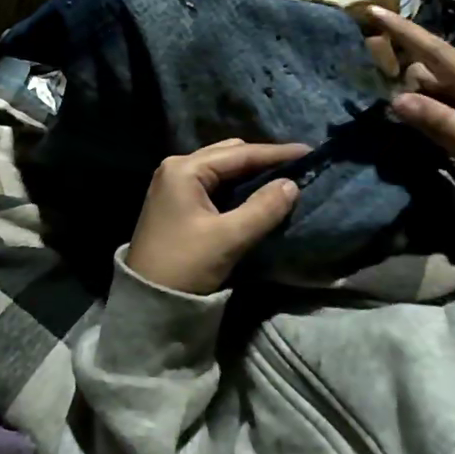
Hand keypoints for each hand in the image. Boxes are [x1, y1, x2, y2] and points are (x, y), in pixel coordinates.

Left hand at [127, 139, 311, 294]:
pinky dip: (237, 185)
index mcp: (185, 169)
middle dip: (263, 159)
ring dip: (250, 172)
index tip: (308, 151)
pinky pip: (214, 183)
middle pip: (229, 154)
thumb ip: (263, 208)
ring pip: (222, 168)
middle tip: (296, 166)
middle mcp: (177, 168)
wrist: (146, 302)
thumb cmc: (184, 266)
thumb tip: (292, 185)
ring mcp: (174, 184)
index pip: (239, 154)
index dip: (276, 153)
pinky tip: (256, 192)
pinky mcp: (177, 202)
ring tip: (282, 176)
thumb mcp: (228, 238)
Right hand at [371, 7, 454, 184]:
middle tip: (422, 130)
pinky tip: (453, 132)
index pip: (435, 51)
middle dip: (416, 91)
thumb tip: (397, 99)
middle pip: (432, 71)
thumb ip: (439, 122)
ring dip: (431, 103)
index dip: (404, 31)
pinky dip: (444, 107)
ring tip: (445, 140)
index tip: (375, 11)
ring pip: (441, 84)